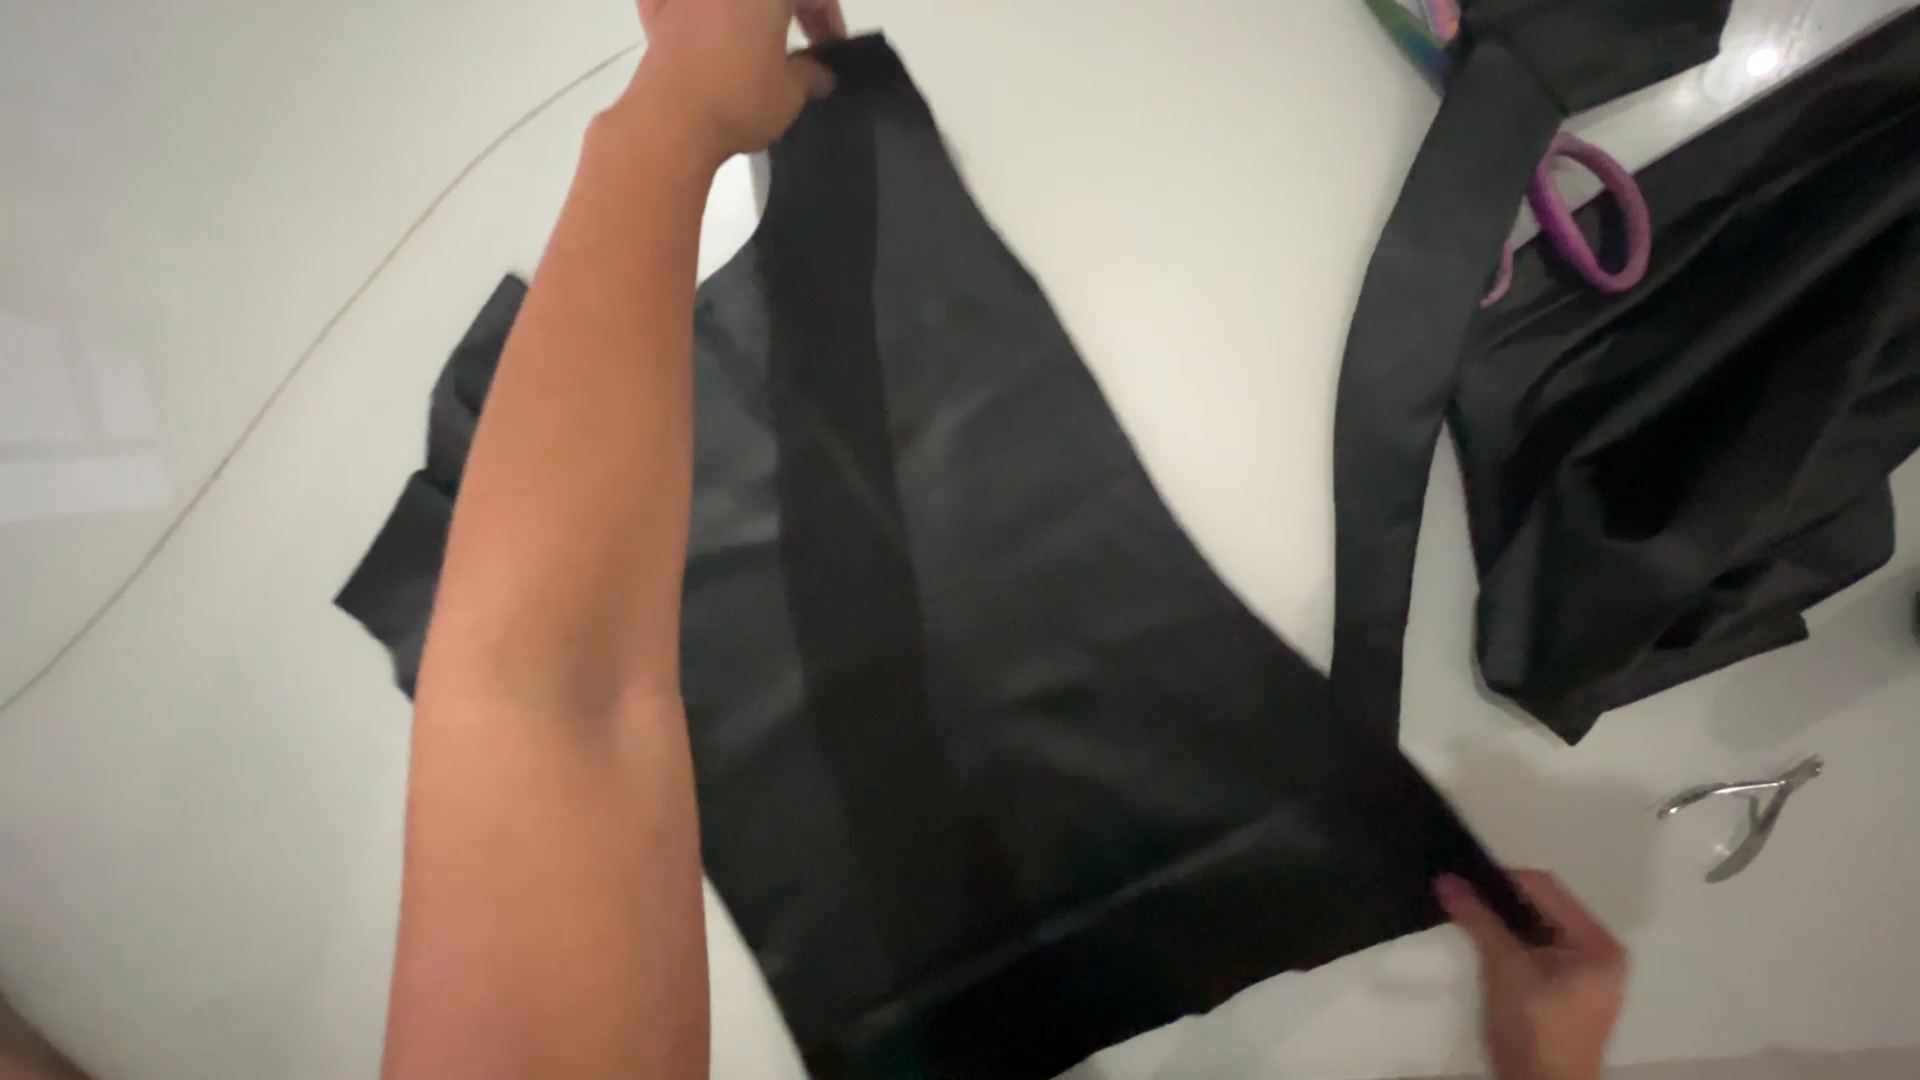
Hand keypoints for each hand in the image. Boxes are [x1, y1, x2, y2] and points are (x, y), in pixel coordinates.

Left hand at [622, 0, 846, 168]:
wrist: (673, 119)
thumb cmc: (740, 100)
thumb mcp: (790, 94)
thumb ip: (810, 75)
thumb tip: (820, 72)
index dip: (828, 15)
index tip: (832, 47)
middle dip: (791, 9)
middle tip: (800, 41)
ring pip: (730, 0)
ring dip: (748, 12)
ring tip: (758, 41)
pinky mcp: (658, 9)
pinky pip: (675, 1)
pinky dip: (695, 12)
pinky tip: (704, 29)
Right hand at [1437, 870, 1627, 1079]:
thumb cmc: (1535, 1026)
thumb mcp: (1503, 967)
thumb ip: (1477, 918)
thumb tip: (1445, 878)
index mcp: (1598, 944)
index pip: (1544, 887)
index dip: (1500, 877)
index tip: (1458, 877)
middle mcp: (1599, 952)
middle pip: (1541, 904)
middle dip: (1498, 896)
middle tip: (1457, 891)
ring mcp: (1585, 972)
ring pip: (1534, 924)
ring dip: (1500, 916)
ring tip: (1463, 910)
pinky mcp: (1566, 987)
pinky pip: (1534, 945)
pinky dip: (1507, 936)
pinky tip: (1480, 937)